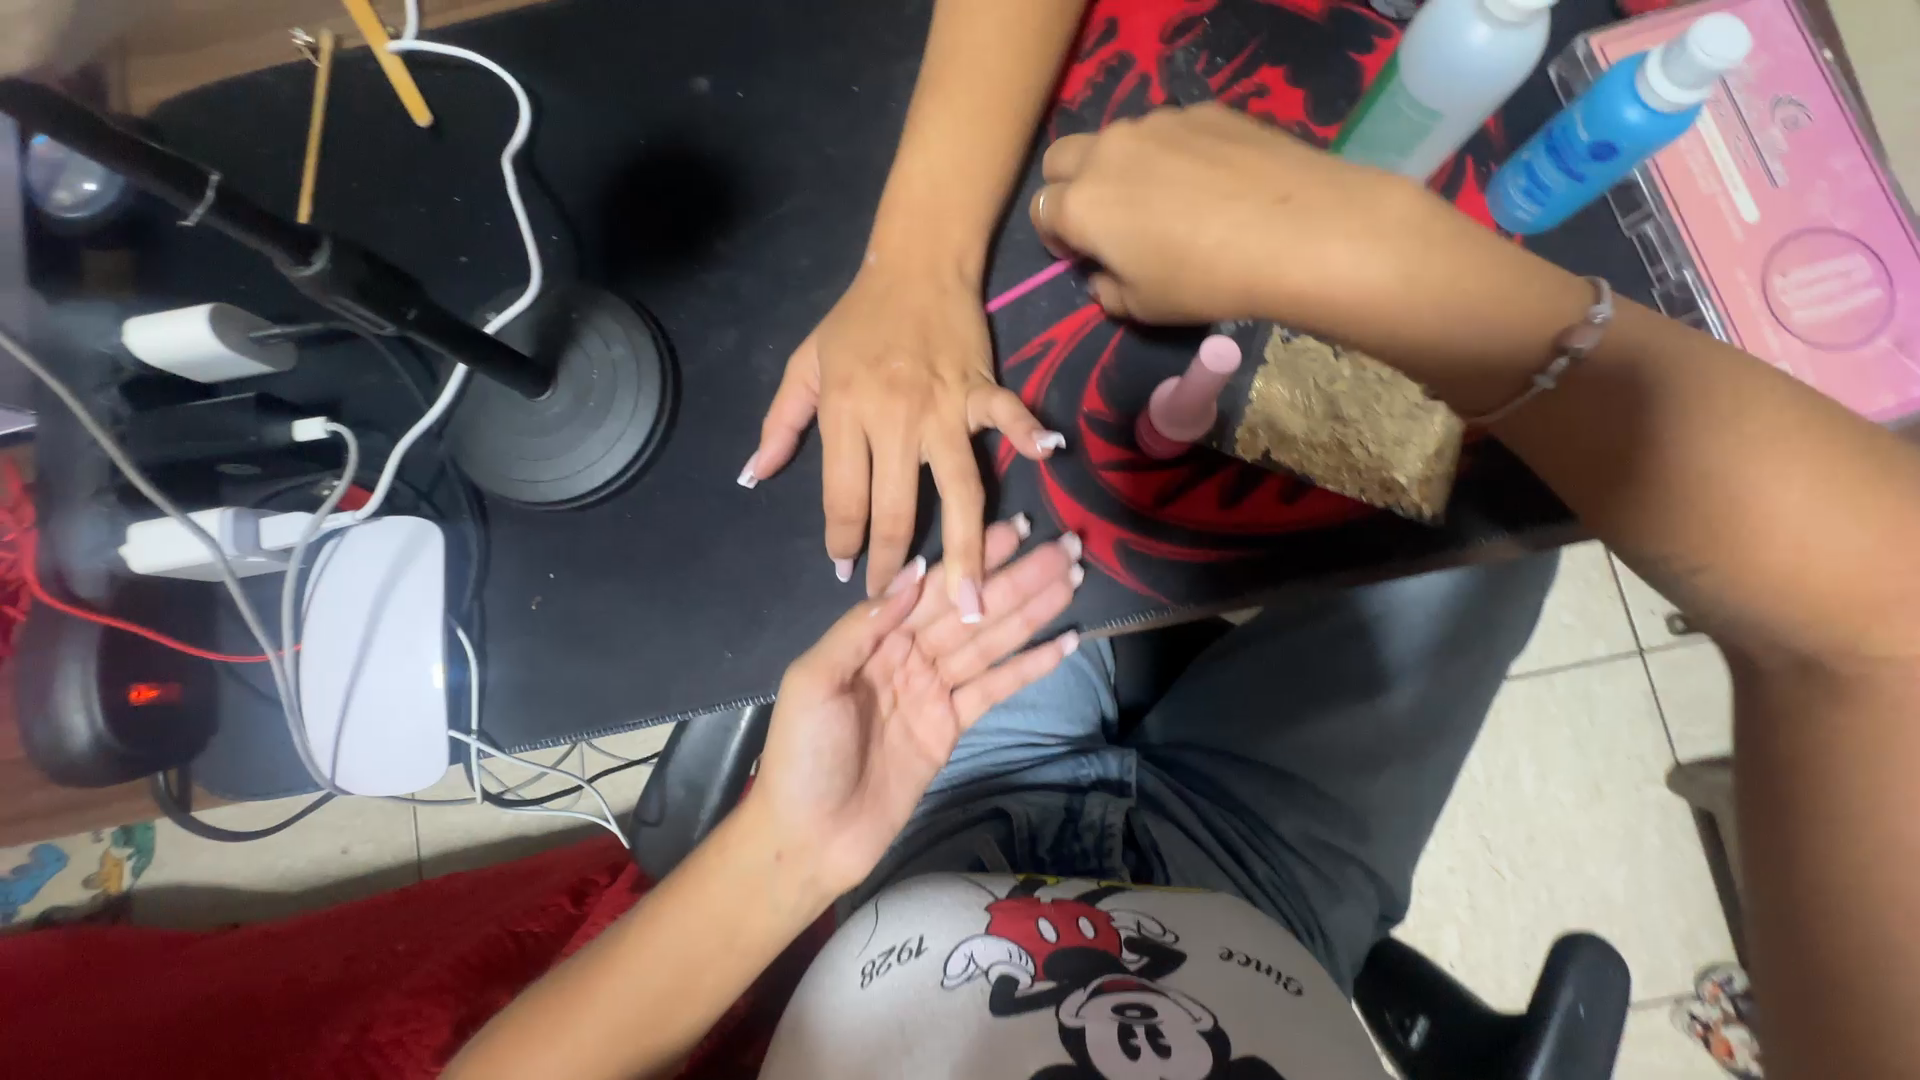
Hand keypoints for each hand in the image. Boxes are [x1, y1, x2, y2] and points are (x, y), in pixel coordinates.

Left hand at [743, 266, 1064, 608]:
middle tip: (897, 601)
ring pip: (957, 488)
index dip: (843, 542)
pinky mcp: (981, 389)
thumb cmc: (856, 320)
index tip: (846, 572)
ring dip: (965, 547)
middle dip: (893, 562)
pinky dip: (1028, 433)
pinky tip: (1050, 456)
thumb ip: (780, 423)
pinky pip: (1008, 417)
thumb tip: (754, 475)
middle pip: (896, 507)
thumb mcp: (805, 365)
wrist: (912, 265)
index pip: (843, 497)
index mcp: (845, 413)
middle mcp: (893, 419)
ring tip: (970, 601)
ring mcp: (944, 407)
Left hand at [746, 516, 1084, 892]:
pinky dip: (1029, 667)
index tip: (1019, 530)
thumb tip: (916, 572)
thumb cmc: (802, 756)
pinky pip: (996, 689)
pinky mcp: (952, 726)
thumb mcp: (815, 680)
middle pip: (971, 610)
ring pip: (991, 642)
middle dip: (1017, 579)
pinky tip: (1064, 644)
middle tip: (1067, 549)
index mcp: (875, 637)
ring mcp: (934, 690)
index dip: (975, 559)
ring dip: (1032, 613)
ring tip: (1073, 581)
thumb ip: (863, 626)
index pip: (933, 588)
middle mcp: (909, 654)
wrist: (810, 838)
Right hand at [1029, 104, 1592, 410]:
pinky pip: (1165, 130)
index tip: (1080, 256)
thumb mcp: (1141, 307)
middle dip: (1069, 188)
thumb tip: (1103, 275)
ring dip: (1118, 168)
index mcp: (1081, 204)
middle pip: (1062, 159)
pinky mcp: (1202, 109)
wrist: (1295, 230)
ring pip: (1115, 140)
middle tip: (1103, 222)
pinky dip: (1167, 154)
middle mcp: (1108, 151)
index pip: (1043, 210)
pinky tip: (1207, 184)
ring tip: (1161, 201)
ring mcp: (1156, 122)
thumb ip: (1107, 291)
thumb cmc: (1203, 281)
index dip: (1056, 237)